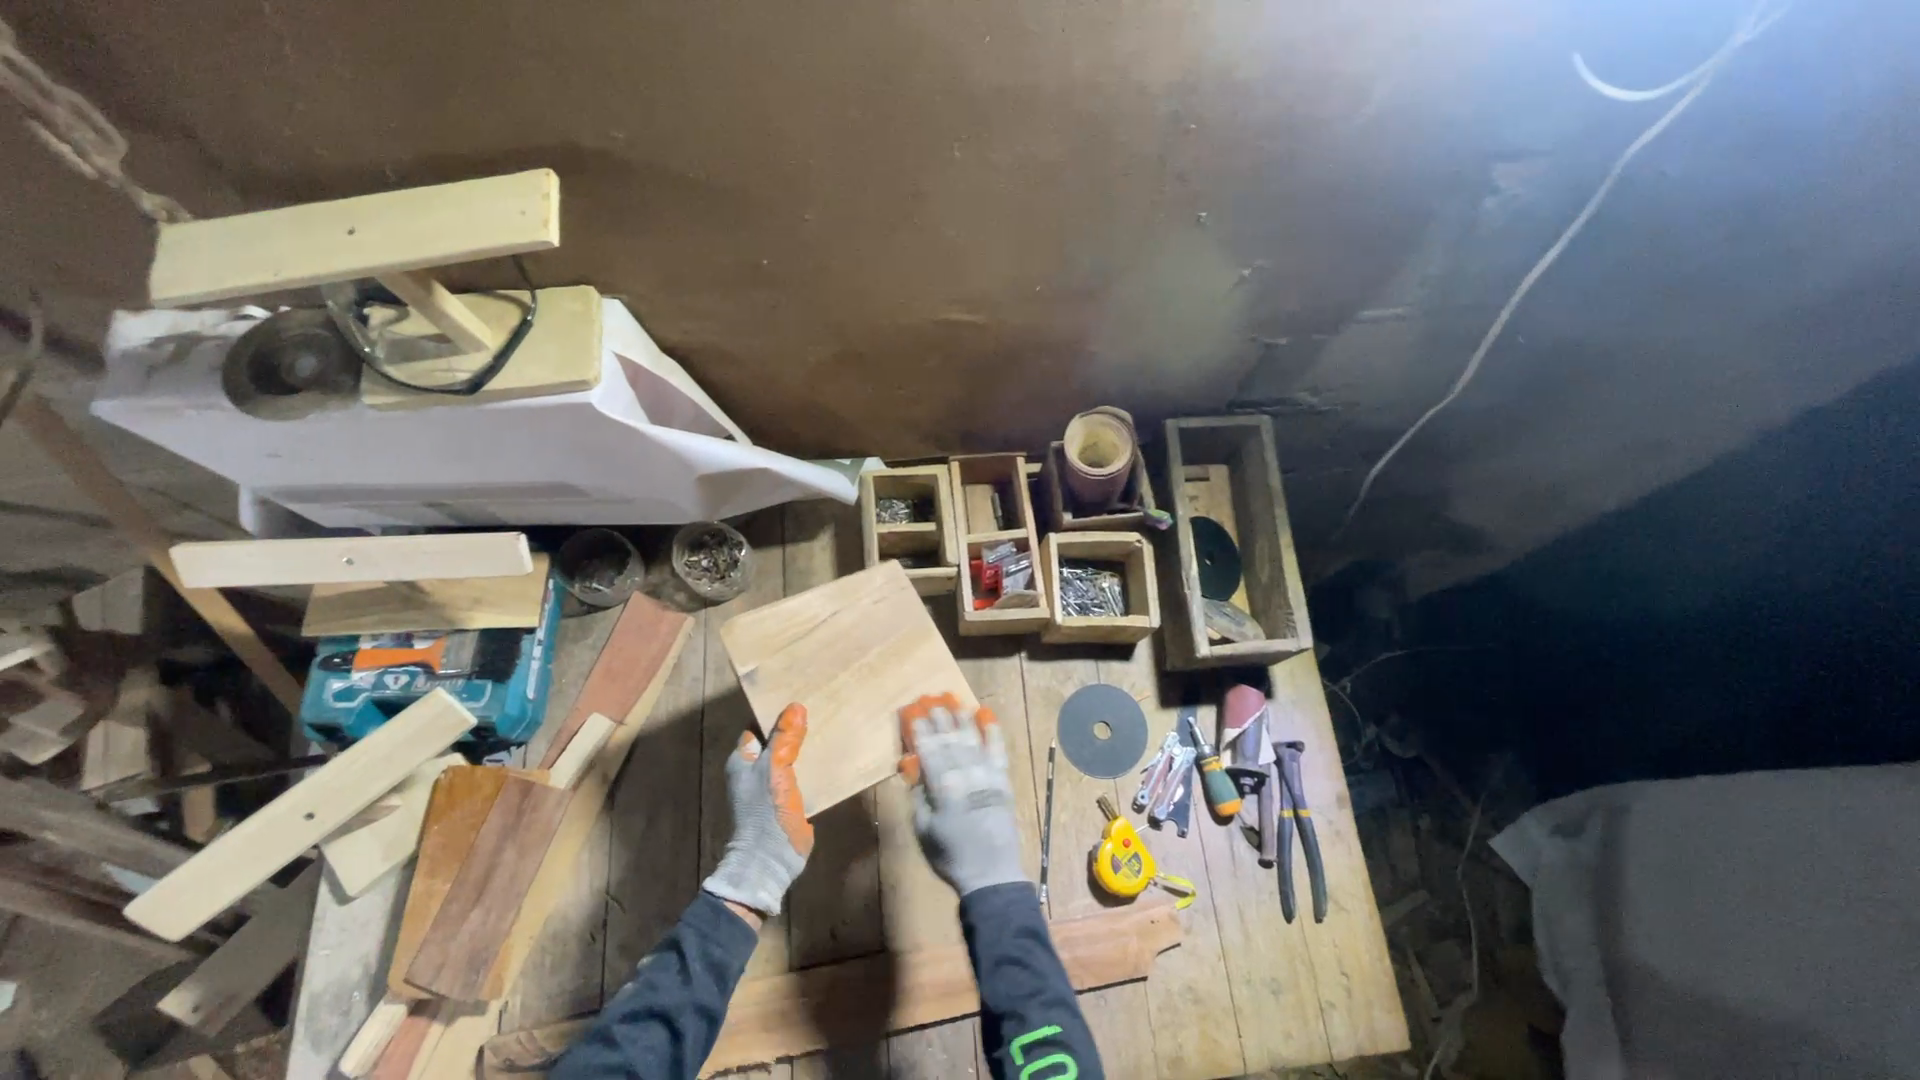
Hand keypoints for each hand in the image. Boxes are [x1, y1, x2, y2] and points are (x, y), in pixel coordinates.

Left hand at [702, 703, 812, 917]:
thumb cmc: (765, 810)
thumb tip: (796, 707)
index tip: (797, 700)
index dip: (773, 715)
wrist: (771, 859)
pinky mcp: (789, 803)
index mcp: (742, 762)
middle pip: (775, 743)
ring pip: (789, 760)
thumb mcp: (774, 769)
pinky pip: (801, 778)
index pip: (756, 729)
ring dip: (805, 750)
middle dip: (792, 731)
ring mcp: (772, 789)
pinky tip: (831, 759)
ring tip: (829, 730)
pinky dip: (812, 769)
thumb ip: (784, 739)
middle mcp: (754, 773)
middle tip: (819, 712)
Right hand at [899, 694, 1027, 898]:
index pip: (928, 749)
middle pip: (949, 739)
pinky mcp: (1003, 781)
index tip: (910, 711)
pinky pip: (998, 750)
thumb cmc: (950, 855)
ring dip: (961, 717)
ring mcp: (987, 775)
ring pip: (971, 739)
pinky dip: (992, 731)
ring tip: (952, 699)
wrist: (991, 873)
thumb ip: (919, 795)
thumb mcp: (923, 828)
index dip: (918, 729)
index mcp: (943, 787)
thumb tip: (914, 767)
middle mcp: (966, 774)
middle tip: (929, 698)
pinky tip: (985, 715)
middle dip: (938, 717)